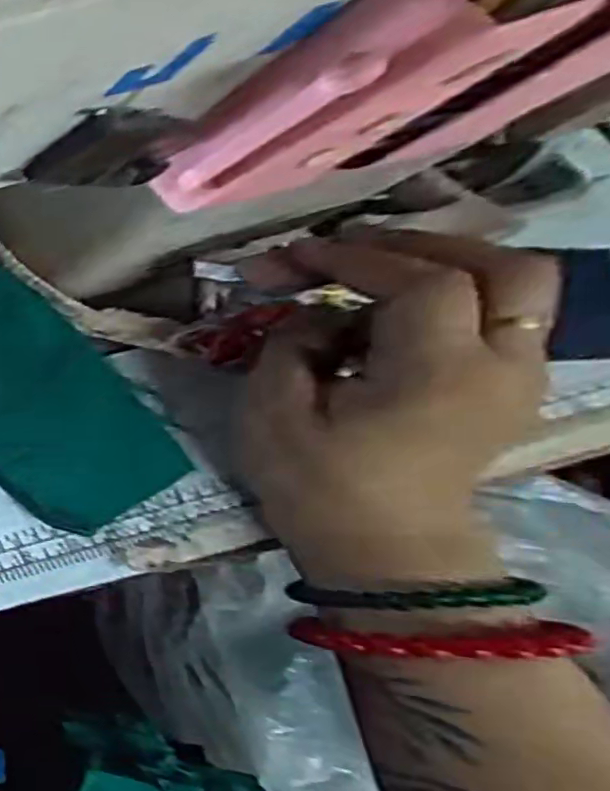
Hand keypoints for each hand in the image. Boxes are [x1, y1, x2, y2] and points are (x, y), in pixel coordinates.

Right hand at [238, 231, 557, 588]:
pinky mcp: (508, 384)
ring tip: (368, 269)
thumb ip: (291, 347)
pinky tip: (390, 309)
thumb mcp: (271, 413)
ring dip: (441, 264)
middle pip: (502, 266)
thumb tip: (315, 316)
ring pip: (514, 286)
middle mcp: (502, 363)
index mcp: (438, 372)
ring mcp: (518, 374)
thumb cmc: (315, 483)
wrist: (380, 545)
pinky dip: (450, 295)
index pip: (422, 282)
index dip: (357, 257)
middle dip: (417, 245)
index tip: (295, 255)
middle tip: (344, 247)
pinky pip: (499, 315)